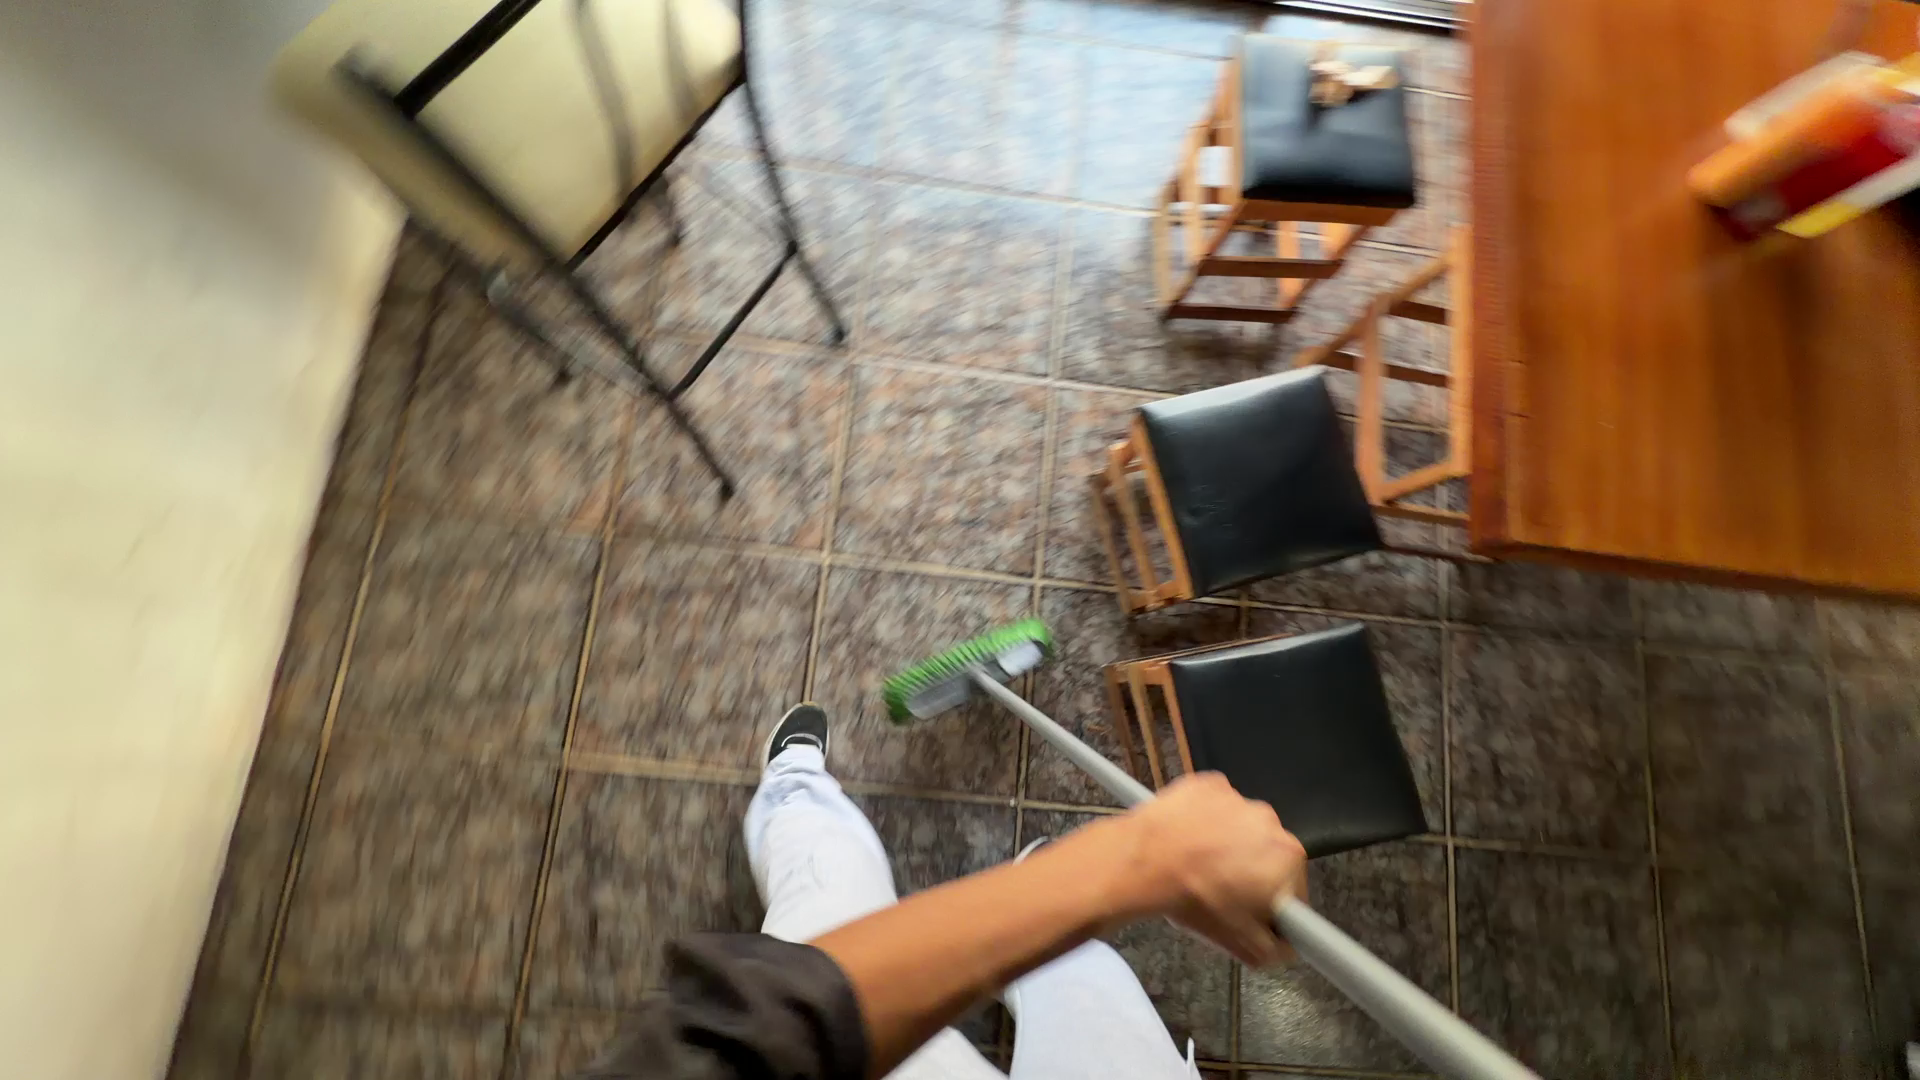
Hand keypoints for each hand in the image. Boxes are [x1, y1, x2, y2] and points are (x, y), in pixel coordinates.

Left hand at [1106, 773, 1307, 967]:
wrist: (1146, 859)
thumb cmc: (1197, 899)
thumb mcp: (1248, 948)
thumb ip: (1282, 949)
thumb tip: (1288, 942)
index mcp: (1288, 856)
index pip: (1294, 887)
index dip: (1274, 904)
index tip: (1250, 910)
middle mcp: (1269, 819)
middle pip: (1266, 852)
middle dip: (1250, 869)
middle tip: (1219, 887)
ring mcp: (1236, 796)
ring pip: (1239, 825)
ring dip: (1226, 840)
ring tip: (1197, 860)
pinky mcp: (1207, 782)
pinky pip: (1214, 803)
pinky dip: (1204, 816)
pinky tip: (1187, 834)